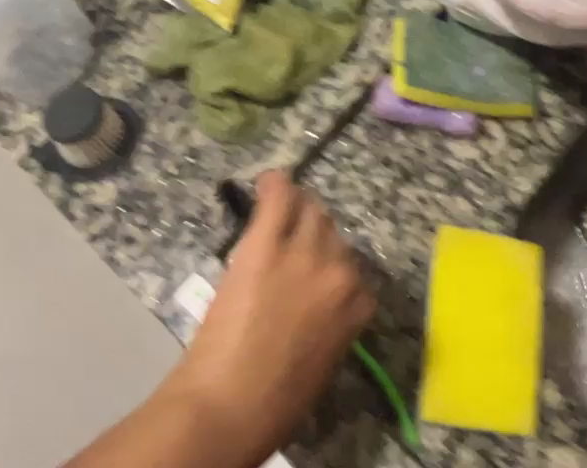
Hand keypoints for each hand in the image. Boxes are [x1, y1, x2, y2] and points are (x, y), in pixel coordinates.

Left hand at [167, 172, 374, 461]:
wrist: (228, 405)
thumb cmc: (276, 401)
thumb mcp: (323, 362)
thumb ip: (331, 324)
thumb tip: (317, 308)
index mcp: (357, 305)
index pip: (355, 272)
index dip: (330, 273)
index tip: (313, 279)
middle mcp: (339, 270)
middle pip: (333, 234)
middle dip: (315, 239)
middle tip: (290, 248)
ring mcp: (302, 252)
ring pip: (310, 209)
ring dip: (297, 210)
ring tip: (277, 215)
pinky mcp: (264, 243)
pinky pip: (278, 196)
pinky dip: (274, 184)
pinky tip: (267, 181)